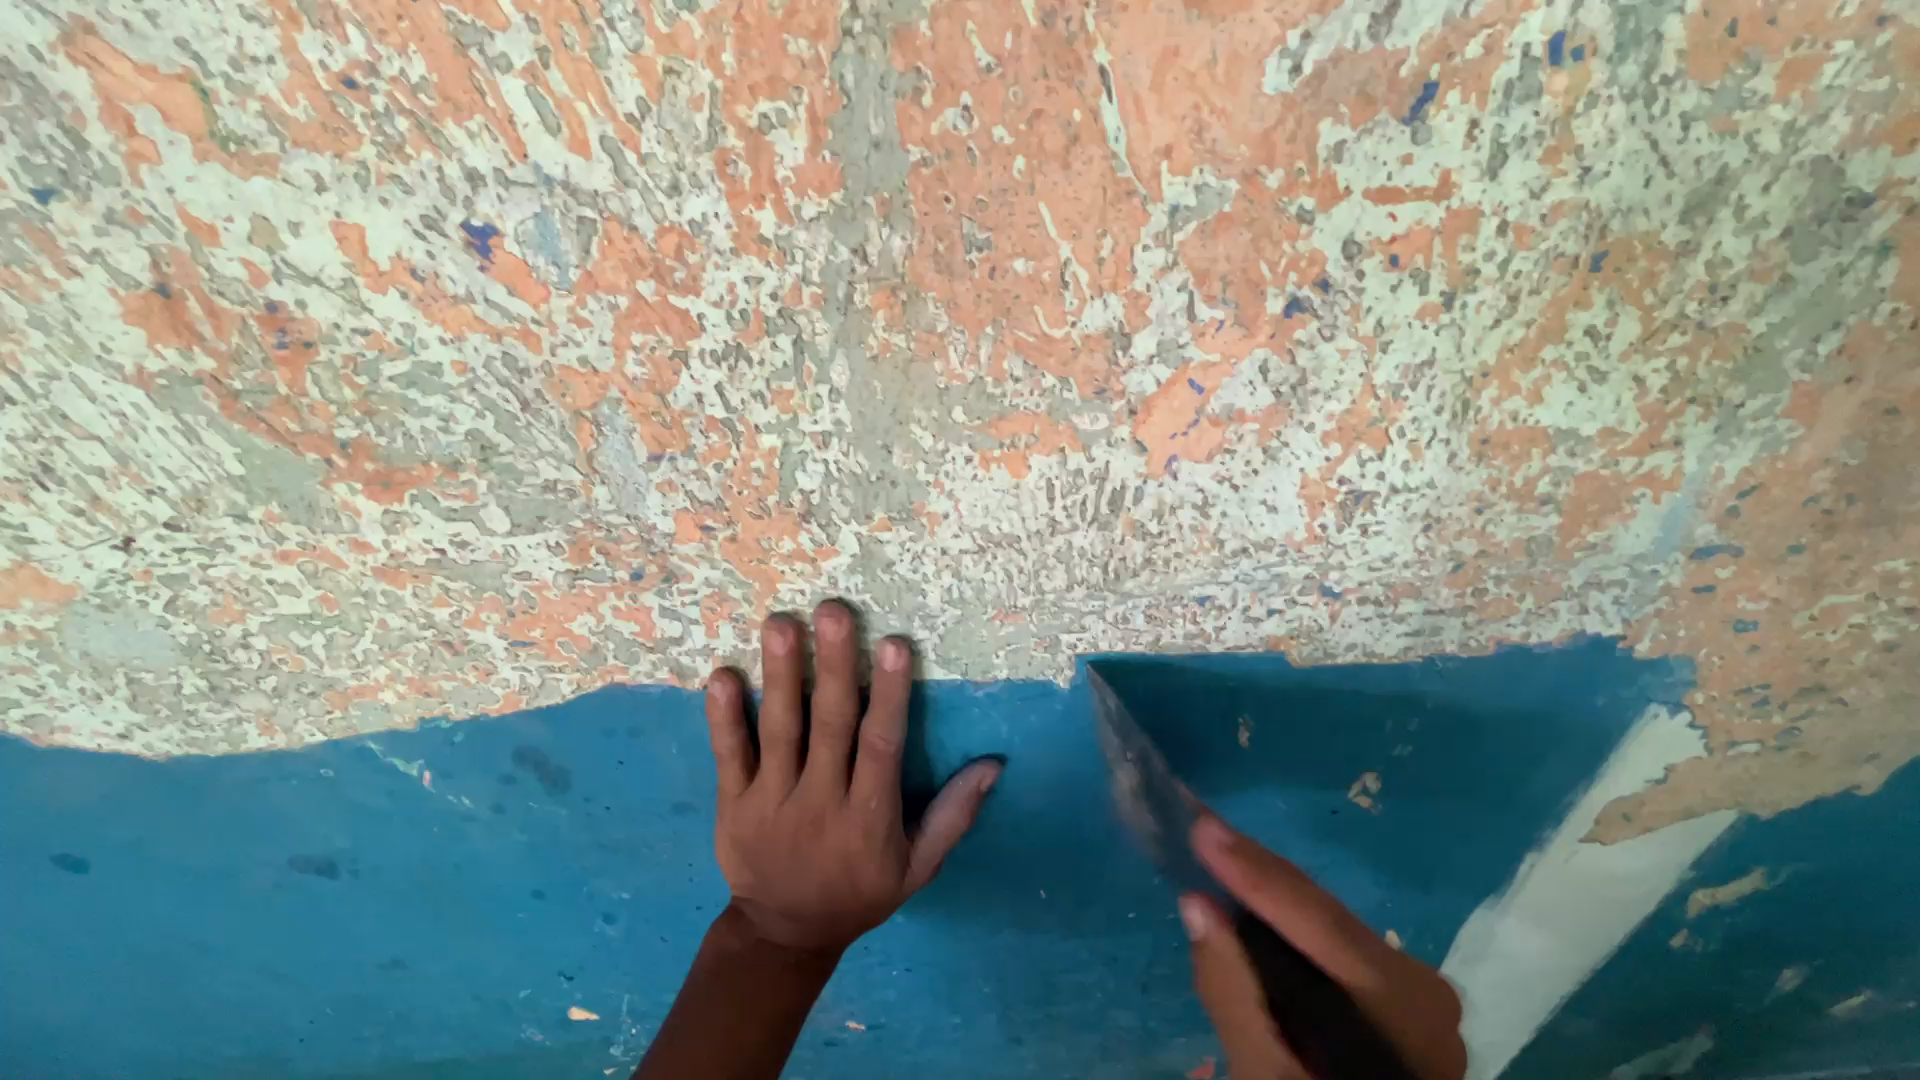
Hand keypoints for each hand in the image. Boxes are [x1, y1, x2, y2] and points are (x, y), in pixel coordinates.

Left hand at [704, 600, 1002, 954]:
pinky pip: (729, 756)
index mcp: (869, 817)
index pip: (882, 745)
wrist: (784, 934)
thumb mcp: (918, 868)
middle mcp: (821, 802)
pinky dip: (724, 717)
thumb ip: (954, 816)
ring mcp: (771, 802)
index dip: (890, 694)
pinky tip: (722, 675)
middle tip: (833, 611)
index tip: (894, 643)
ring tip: (781, 625)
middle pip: (830, 725)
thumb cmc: (860, 892)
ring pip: (779, 731)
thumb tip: (993, 765)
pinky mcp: (733, 806)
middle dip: (835, 666)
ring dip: (781, 676)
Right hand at [1178, 815, 1466, 1079]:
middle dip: (1256, 873)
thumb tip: (1196, 904)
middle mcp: (1422, 988)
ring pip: (1324, 926)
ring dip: (1266, 896)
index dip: (1253, 871)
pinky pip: (1330, 949)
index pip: (1315, 920)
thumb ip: (1233, 992)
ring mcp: (1414, 995)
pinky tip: (1248, 907)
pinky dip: (1284, 928)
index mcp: (1403, 1006)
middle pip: (1321, 915)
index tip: (1201, 827)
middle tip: (1200, 831)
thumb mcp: (1268, 1078)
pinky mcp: (1397, 1006)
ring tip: (1215, 859)